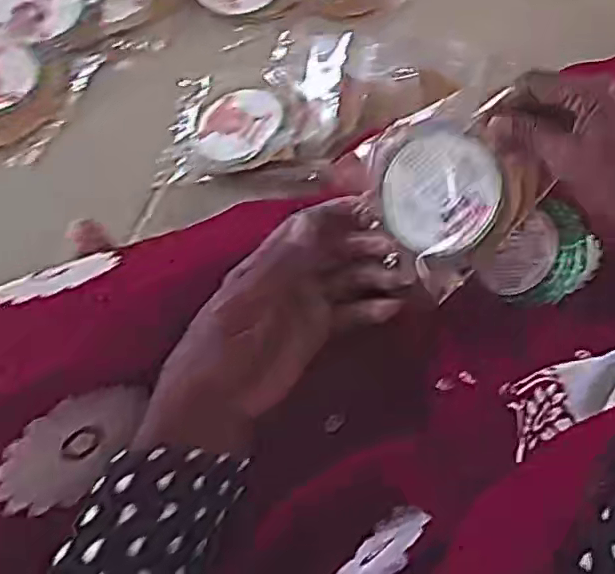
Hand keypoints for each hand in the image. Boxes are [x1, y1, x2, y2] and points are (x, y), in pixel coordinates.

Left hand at [135, 191, 414, 453]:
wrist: (212, 408)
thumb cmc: (221, 348)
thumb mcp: (247, 301)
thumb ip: (282, 261)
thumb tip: (311, 221)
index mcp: (270, 263)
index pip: (309, 226)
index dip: (338, 212)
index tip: (372, 205)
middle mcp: (294, 276)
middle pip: (337, 249)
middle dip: (367, 244)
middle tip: (395, 248)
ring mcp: (309, 302)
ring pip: (351, 277)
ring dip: (377, 275)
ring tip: (402, 280)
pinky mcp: (321, 329)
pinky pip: (353, 311)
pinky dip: (374, 308)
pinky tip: (393, 308)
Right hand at [490, 71, 614, 273]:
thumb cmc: (613, 183)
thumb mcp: (565, 158)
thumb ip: (528, 134)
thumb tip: (492, 123)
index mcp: (592, 90)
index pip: (536, 82)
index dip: (505, 99)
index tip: (479, 121)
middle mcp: (601, 89)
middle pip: (547, 91)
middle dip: (517, 112)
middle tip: (487, 135)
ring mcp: (608, 106)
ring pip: (559, 107)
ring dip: (532, 123)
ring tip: (502, 145)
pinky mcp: (611, 124)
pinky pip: (573, 118)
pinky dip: (552, 131)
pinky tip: (530, 149)